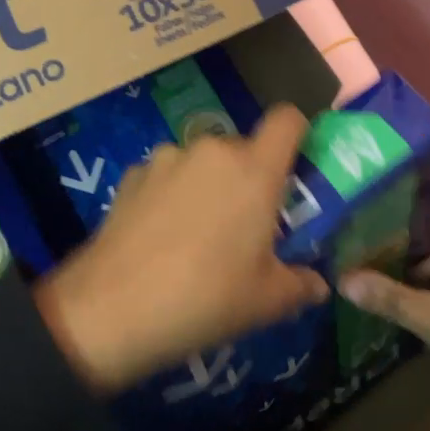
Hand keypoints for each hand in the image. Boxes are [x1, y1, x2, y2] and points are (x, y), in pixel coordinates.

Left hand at [34, 104, 330, 394]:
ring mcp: (165, 159)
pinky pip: (166, 177)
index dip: (299, 134)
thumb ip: (300, 284)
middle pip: (243, 149)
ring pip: (202, 163)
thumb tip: (319, 284)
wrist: (110, 310)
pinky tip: (159, 239)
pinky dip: (171, 196)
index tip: (298, 168)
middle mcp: (211, 151)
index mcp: (254, 170)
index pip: (287, 120)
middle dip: (250, 179)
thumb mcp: (265, 302)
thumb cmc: (205, 300)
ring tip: (198, 237)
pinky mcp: (131, 175)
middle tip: (247, 227)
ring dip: (207, 187)